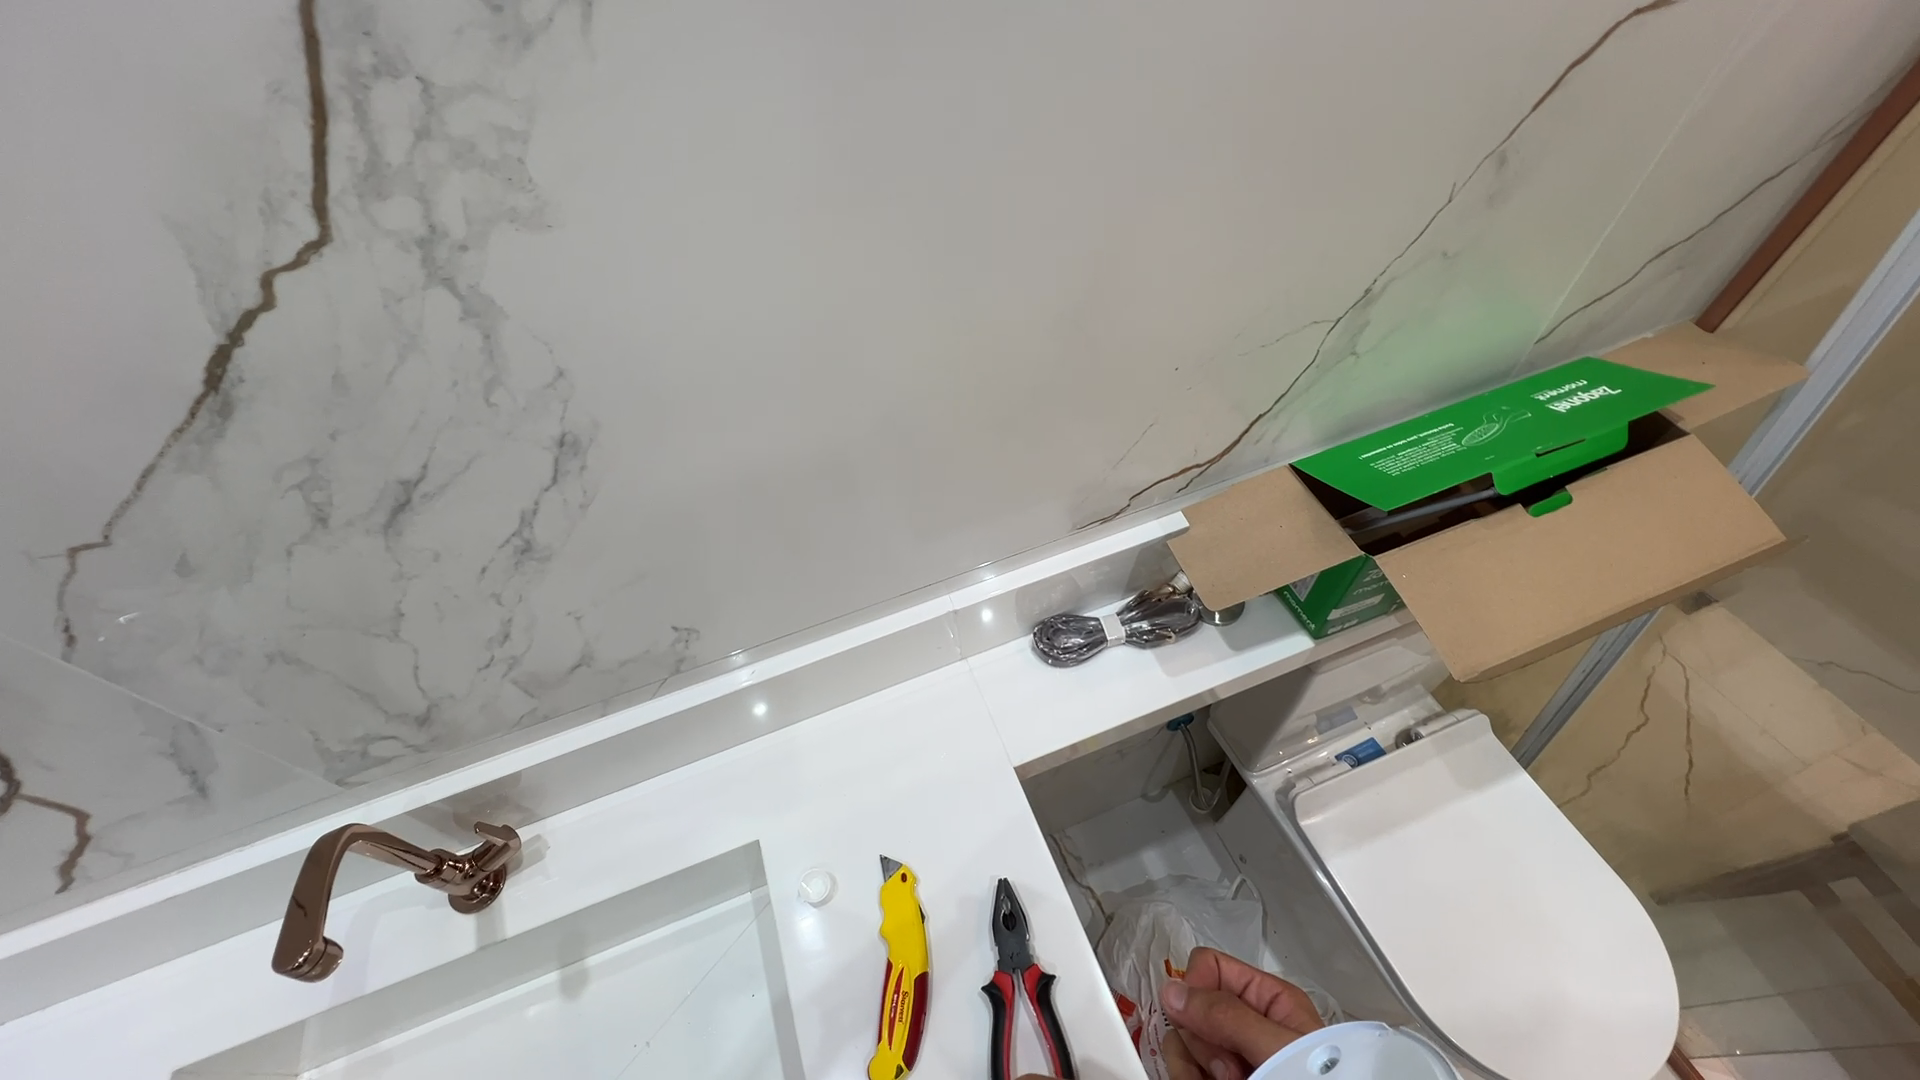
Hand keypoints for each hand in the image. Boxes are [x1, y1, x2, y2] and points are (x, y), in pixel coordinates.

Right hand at [1159, 947, 1323, 1079]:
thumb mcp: (1279, 1051)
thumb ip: (1229, 1016)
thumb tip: (1174, 991)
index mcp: (1267, 1000)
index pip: (1208, 966)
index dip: (1197, 989)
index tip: (1204, 1020)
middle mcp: (1243, 1023)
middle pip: (1189, 1006)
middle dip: (1203, 1041)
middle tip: (1233, 1070)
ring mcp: (1227, 1056)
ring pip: (1180, 1039)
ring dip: (1193, 1067)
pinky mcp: (1212, 1079)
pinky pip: (1179, 1067)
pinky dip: (1187, 1079)